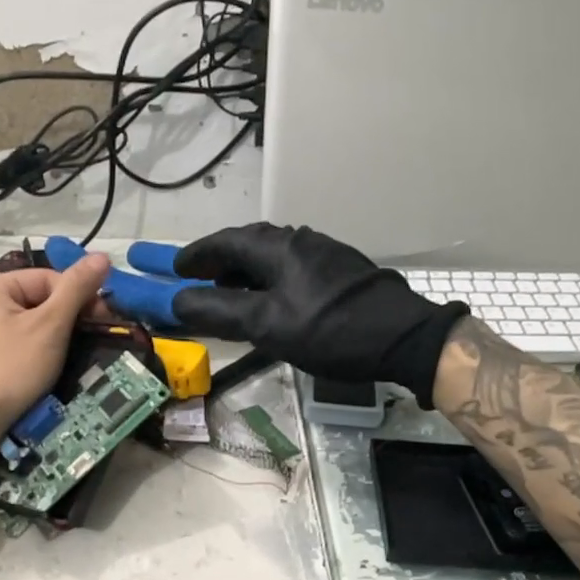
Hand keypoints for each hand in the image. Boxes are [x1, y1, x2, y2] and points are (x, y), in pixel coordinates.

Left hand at [0, 255, 109, 429]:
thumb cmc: (10, 368)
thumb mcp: (50, 325)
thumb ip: (77, 289)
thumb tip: (103, 255)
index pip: (49, 279)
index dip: (80, 296)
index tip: (104, 320)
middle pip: (40, 301)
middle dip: (70, 319)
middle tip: (96, 338)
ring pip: (32, 326)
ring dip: (59, 339)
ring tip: (79, 356)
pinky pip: (21, 346)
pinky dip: (41, 354)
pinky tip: (53, 370)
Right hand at [171, 224, 468, 406]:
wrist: (406, 338)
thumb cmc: (333, 332)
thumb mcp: (270, 326)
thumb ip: (223, 312)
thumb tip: (178, 301)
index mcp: (279, 248)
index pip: (225, 242)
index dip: (197, 255)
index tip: (174, 268)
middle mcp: (301, 242)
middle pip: (249, 245)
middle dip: (219, 262)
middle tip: (199, 282)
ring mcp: (325, 256)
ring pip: (272, 258)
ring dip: (246, 273)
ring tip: (231, 296)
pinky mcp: (342, 274)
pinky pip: (293, 270)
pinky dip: (270, 282)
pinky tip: (274, 304)